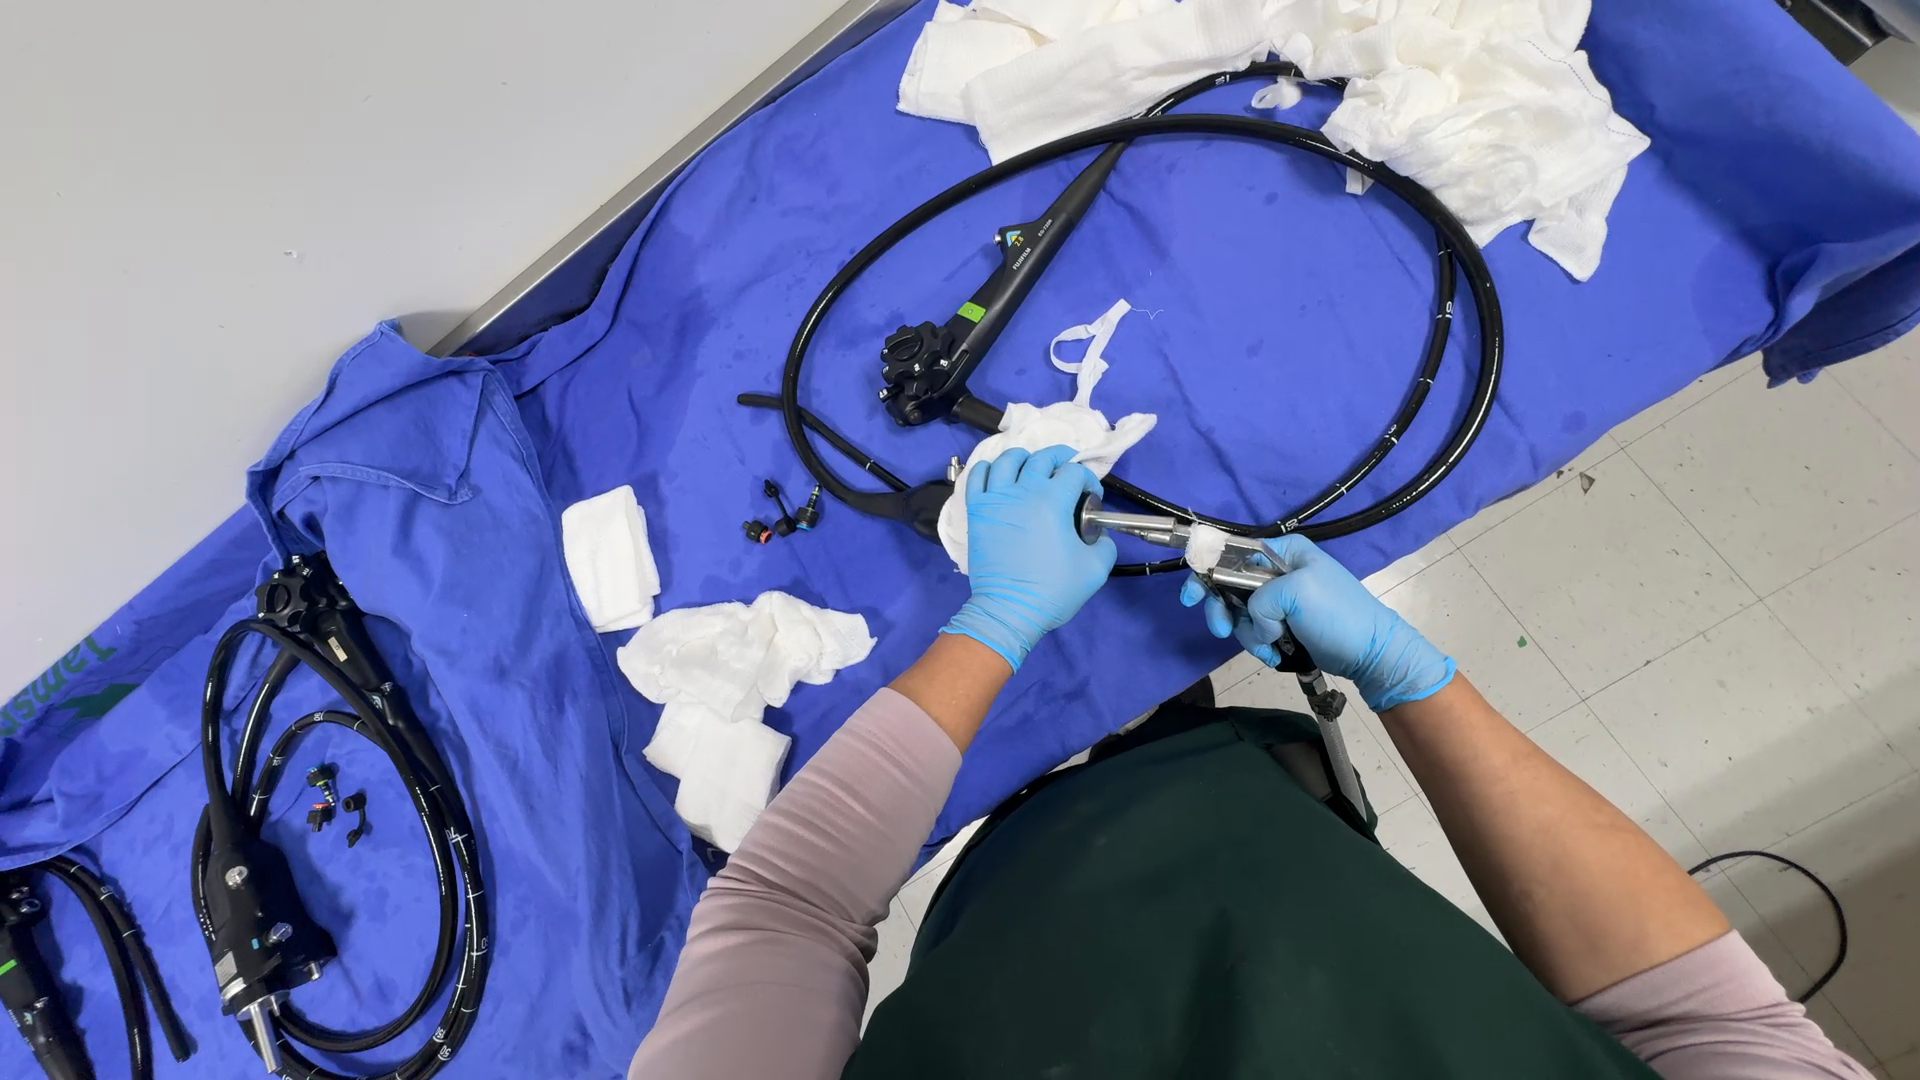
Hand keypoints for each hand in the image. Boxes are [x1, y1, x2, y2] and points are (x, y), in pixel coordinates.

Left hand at [942, 445, 1115, 671]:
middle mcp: (1022, 491)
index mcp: (1052, 501)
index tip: (1090, 497)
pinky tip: (998, 474)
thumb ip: (1104, 543)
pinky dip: (988, 469)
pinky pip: (977, 476)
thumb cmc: (1052, 590)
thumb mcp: (1096, 569)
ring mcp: (995, 498)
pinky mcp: (976, 510)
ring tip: (1031, 468)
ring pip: (1007, 460)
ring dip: (1024, 458)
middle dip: (1060, 459)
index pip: (1074, 472)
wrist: (1009, 610)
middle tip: (1066, 471)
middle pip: (1042, 458)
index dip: (1088, 480)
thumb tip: (1097, 532)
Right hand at [1180, 534, 1454, 711]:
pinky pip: (1251, 630)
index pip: (1231, 551)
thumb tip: (1254, 621)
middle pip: (1226, 583)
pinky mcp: (1280, 623)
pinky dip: (1257, 644)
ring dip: (1245, 633)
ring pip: (1237, 612)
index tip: (1191, 595)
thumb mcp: (1297, 592)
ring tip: (1266, 649)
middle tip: (1220, 629)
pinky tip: (1274, 655)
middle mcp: (1276, 570)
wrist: (1372, 655)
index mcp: (1282, 551)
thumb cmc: (1338, 615)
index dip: (1206, 569)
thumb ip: (1259, 598)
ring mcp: (1278, 598)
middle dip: (1222, 609)